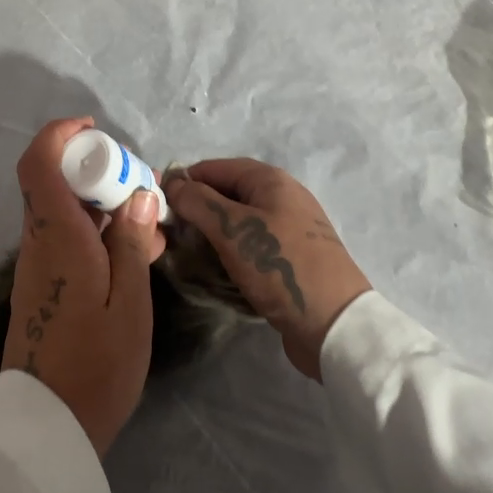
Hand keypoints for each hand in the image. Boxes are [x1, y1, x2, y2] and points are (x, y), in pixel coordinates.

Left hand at [1, 117, 166, 455]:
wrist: (49, 422)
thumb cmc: (96, 361)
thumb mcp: (130, 302)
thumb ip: (132, 242)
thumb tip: (139, 193)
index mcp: (56, 235)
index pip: (38, 162)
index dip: (60, 134)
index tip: (95, 129)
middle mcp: (40, 241)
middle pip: (57, 182)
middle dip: (98, 172)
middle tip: (142, 188)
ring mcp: (40, 264)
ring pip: (67, 212)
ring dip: (104, 207)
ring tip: (151, 228)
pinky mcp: (46, 284)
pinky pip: (69, 239)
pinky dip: (99, 234)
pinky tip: (137, 256)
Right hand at [165, 158, 370, 380]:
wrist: (334, 324)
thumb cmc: (279, 267)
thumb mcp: (231, 230)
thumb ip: (197, 201)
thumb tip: (171, 181)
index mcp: (270, 179)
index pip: (214, 168)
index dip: (184, 182)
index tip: (158, 206)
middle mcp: (282, 196)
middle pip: (226, 194)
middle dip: (197, 211)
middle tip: (170, 235)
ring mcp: (290, 228)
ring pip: (238, 222)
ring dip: (212, 236)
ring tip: (188, 256)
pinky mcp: (292, 258)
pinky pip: (252, 246)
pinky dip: (231, 253)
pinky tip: (217, 271)